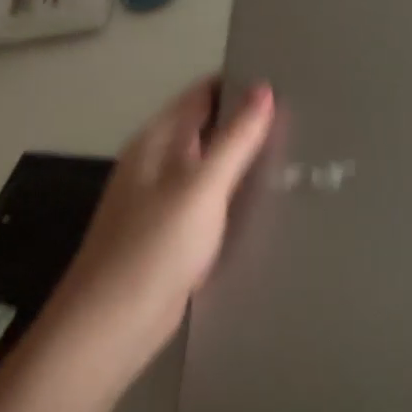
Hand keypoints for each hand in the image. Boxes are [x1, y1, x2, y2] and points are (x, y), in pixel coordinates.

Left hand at [41, 78, 275, 380]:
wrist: (109, 330)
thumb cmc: (153, 249)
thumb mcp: (202, 187)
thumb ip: (235, 138)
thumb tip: (263, 89)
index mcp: (156, 142)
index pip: (203, 93)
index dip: (240, 83)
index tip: (287, 81)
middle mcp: (156, 163)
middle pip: (208, 126)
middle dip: (249, 120)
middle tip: (303, 117)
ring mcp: (162, 200)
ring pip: (211, 163)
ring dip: (245, 158)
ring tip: (296, 152)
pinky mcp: (171, 233)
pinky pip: (211, 198)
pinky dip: (236, 192)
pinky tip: (267, 199)